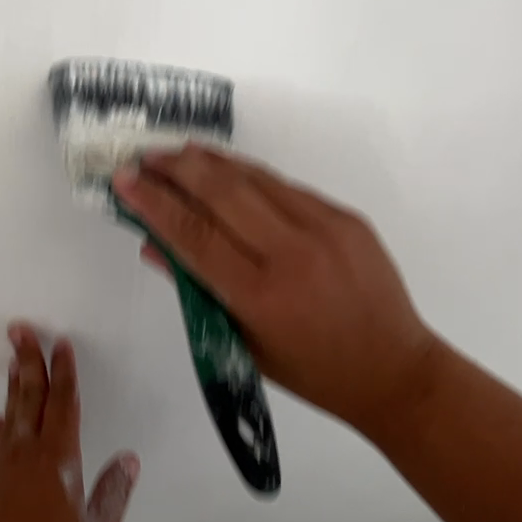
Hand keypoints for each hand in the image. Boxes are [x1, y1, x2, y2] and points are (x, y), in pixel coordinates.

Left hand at [0, 323, 139, 521]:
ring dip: (13, 388)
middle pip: (29, 399)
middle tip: (19, 329)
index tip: (60, 343)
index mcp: (57, 465)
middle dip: (28, 361)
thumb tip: (128, 460)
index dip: (63, 373)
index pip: (63, 406)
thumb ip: (111, 497)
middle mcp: (24, 458)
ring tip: (14, 362)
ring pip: (8, 418)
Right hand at [112, 143, 439, 431]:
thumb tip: (152, 245)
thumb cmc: (311, 371)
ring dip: (211, 162)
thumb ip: (197, 290)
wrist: (396, 371)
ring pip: (255, 180)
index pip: (194, 235)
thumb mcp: (243, 342)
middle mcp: (292, 253)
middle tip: (146, 156)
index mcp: (261, 294)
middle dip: (177, 168)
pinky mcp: (346, 218)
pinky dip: (250, 176)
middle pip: (221, 193)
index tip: (124, 180)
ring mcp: (325, 229)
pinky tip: (228, 170)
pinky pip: (286, 188)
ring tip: (178, 151)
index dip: (154, 203)